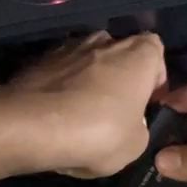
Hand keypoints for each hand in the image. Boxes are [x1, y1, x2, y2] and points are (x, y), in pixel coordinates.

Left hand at [3, 32, 165, 177]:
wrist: (30, 126)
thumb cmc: (97, 133)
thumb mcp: (135, 146)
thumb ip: (139, 126)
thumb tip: (130, 123)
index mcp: (137, 55)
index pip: (155, 49)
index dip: (153, 75)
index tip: (147, 101)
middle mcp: (104, 41)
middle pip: (119, 52)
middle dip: (119, 76)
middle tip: (115, 110)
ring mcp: (67, 47)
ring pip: (86, 60)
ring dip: (88, 80)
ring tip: (80, 115)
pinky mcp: (37, 60)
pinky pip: (58, 72)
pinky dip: (60, 88)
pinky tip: (54, 116)